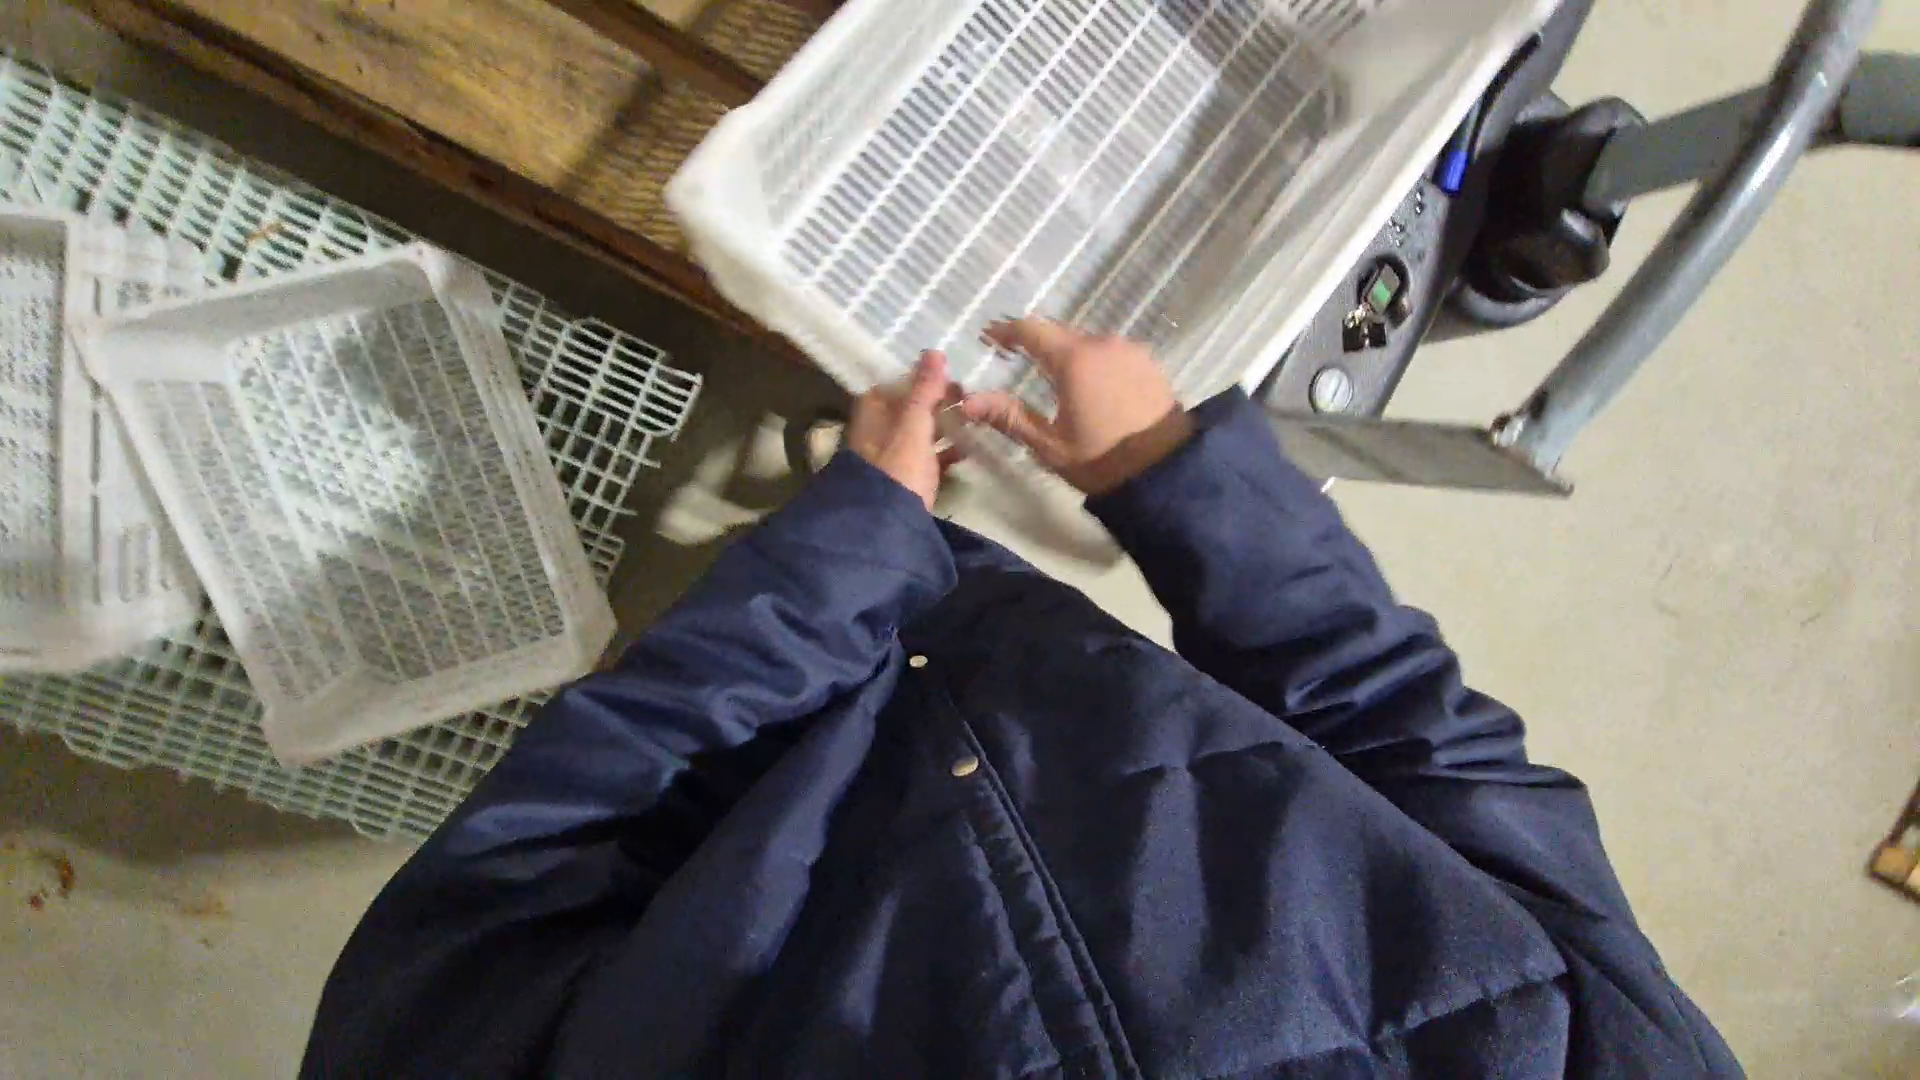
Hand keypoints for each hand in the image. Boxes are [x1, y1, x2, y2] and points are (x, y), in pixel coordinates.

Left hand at [847, 350, 960, 509]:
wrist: (886, 521)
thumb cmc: (898, 465)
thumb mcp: (913, 423)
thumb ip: (924, 389)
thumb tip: (934, 351)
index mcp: (873, 410)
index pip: (901, 383)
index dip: (927, 379)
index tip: (956, 378)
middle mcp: (877, 429)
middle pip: (912, 408)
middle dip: (940, 403)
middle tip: (972, 398)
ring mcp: (891, 455)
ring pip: (921, 433)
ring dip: (945, 426)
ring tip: (976, 419)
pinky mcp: (905, 479)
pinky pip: (928, 458)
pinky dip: (945, 452)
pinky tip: (968, 449)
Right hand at [960, 317, 1192, 495]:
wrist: (1167, 472)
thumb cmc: (1102, 460)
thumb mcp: (1049, 445)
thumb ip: (1008, 417)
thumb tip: (966, 402)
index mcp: (1074, 360)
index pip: (1031, 330)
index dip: (1006, 331)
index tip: (989, 337)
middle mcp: (1103, 343)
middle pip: (1060, 332)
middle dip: (1036, 341)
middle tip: (1015, 355)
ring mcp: (1130, 350)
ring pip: (1087, 341)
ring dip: (1066, 352)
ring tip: (1053, 375)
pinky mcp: (1148, 362)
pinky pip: (1111, 351)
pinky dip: (1093, 360)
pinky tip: (1089, 383)